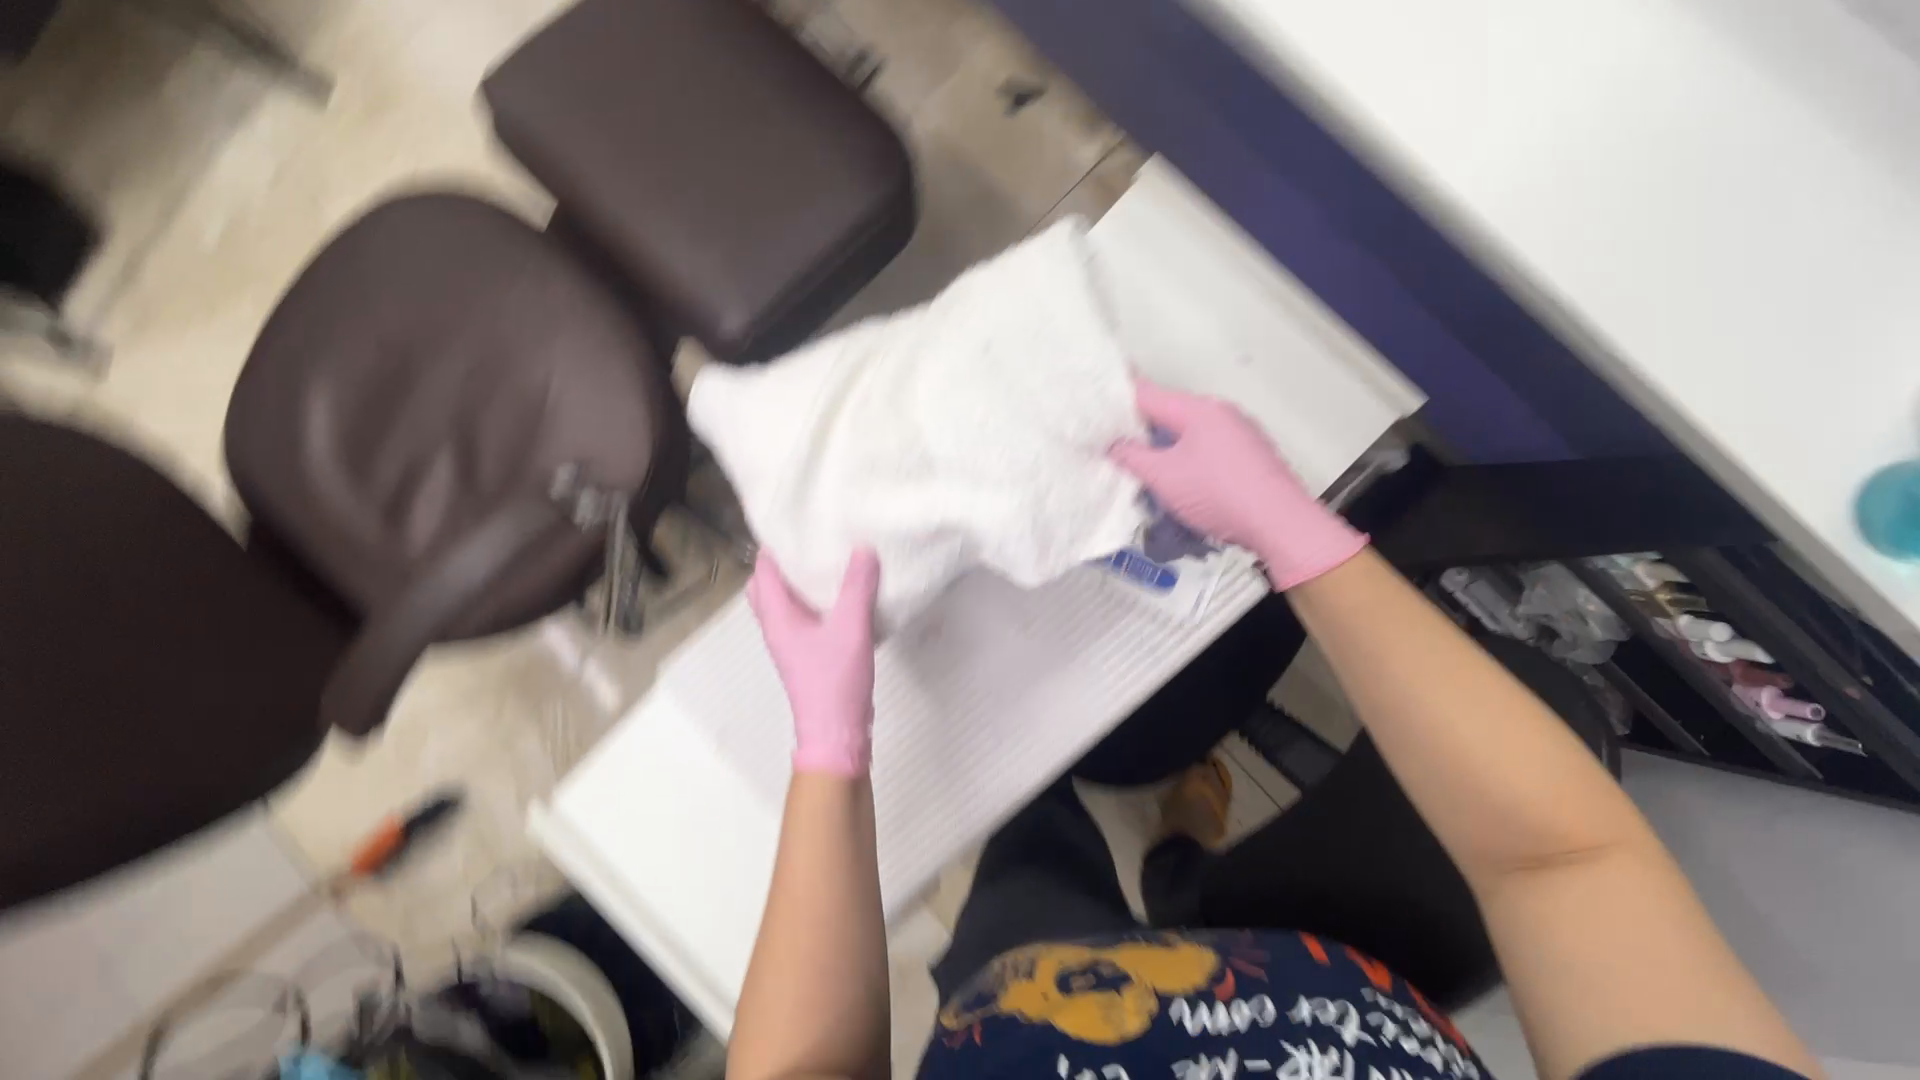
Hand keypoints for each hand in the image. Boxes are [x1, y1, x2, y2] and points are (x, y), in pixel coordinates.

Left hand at [747, 548, 881, 776]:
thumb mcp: (851, 627)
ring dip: (802, 585)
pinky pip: (807, 620)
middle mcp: (778, 629)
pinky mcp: (810, 656)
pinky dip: (819, 604)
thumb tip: (863, 548)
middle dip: (783, 565)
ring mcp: (793, 645)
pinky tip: (846, 597)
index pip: (763, 572)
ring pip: (788, 605)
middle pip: (767, 589)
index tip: (795, 523)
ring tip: (830, 563)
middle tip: (810, 544)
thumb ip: (857, 587)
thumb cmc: (834, 680)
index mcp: (777, 618)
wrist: (837, 733)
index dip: (774, 546)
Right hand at [1109, 377, 1366, 589]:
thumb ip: (1132, 457)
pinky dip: (1185, 462)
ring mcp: (1239, 435)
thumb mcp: (1164, 477)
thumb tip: (1111, 444)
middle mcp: (1220, 413)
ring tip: (1140, 472)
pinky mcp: (1248, 458)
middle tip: (1109, 447)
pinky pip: (1206, 452)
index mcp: (1197, 409)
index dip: (1116, 397)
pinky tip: (1177, 486)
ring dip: (1162, 452)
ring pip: (1187, 436)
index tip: (1091, 403)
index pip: (1146, 393)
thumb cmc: (1218, 493)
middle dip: (1138, 431)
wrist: (1281, 524)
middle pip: (1167, 415)